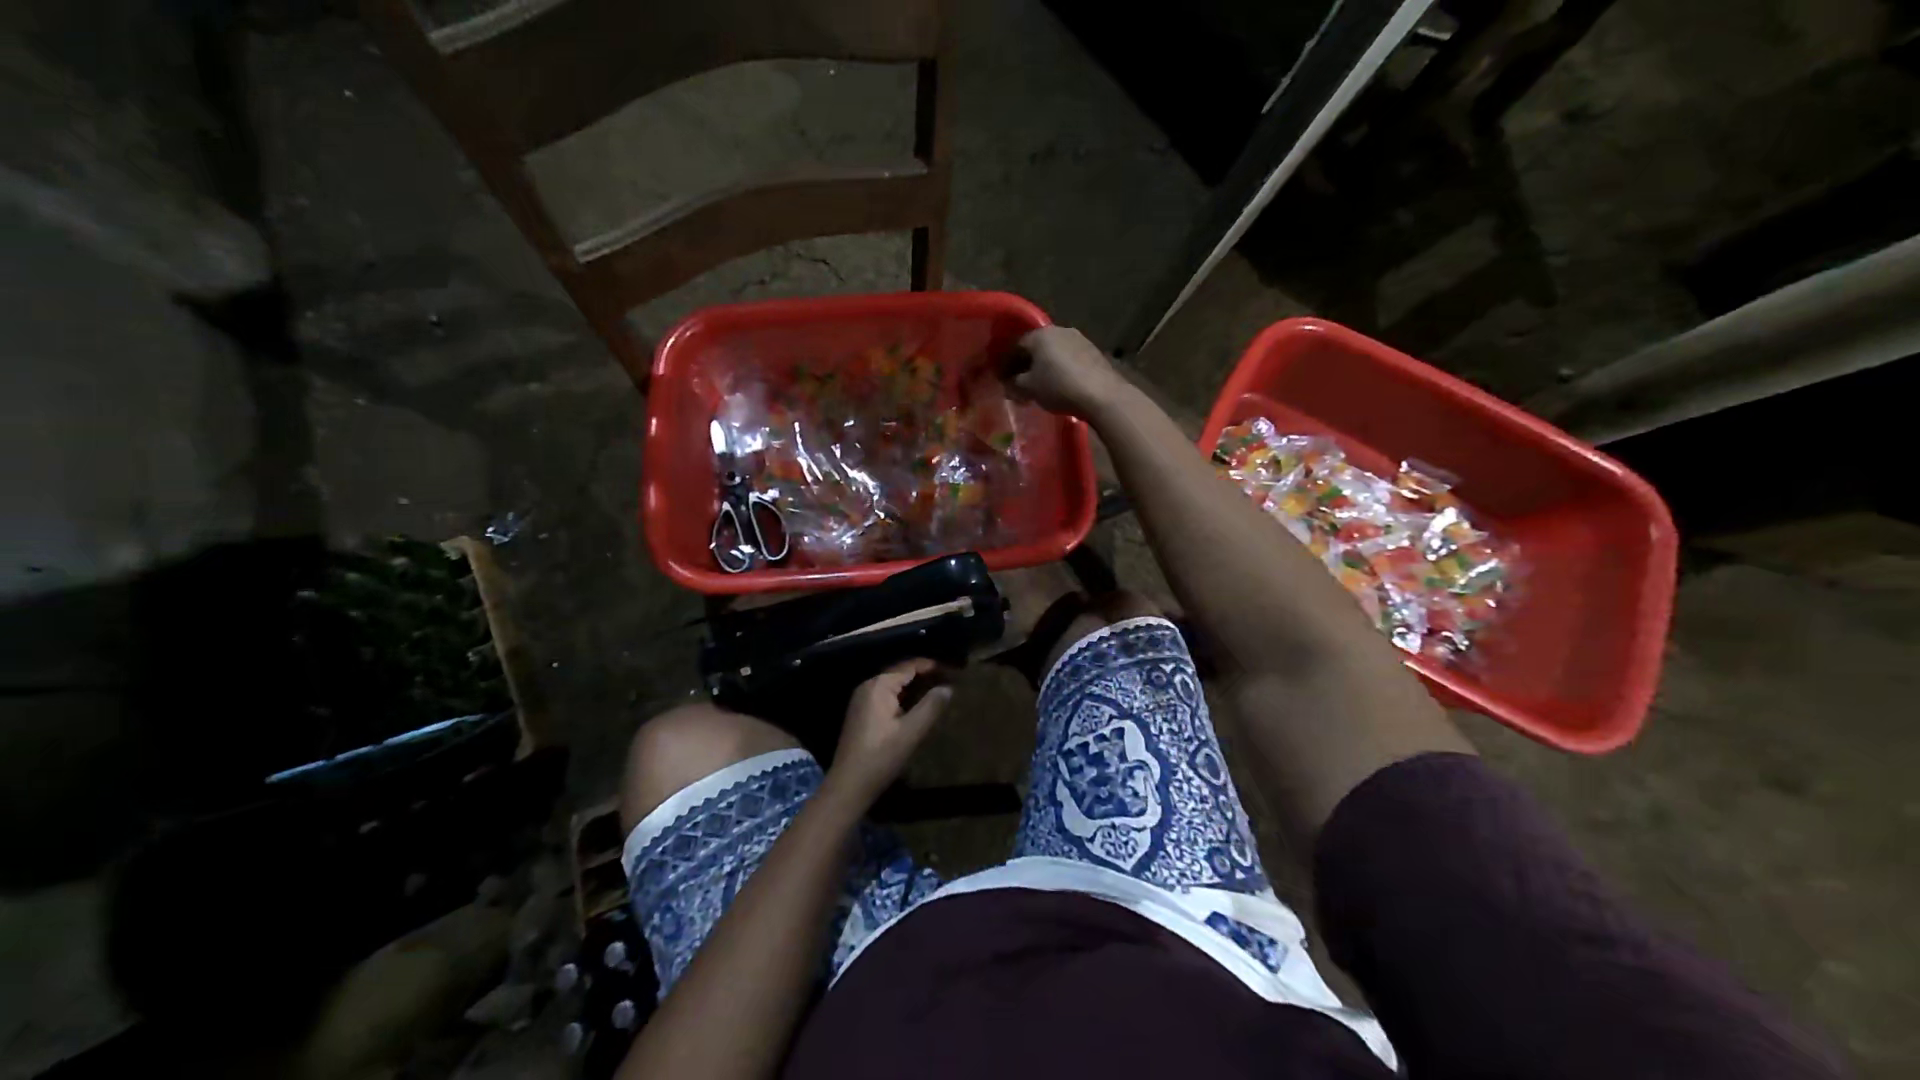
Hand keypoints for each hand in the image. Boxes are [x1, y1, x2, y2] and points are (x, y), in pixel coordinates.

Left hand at [825, 658, 953, 807]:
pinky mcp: (861, 713)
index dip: (932, 665)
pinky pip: (886, 696)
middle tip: (949, 680)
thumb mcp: (911, 732)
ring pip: (893, 685)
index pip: (909, 665)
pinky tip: (917, 706)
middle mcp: (868, 686)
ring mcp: (862, 700)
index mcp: (878, 685)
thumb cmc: (880, 757)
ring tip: (938, 690)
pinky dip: (904, 696)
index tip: (953, 670)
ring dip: (915, 686)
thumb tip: (947, 687)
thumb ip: (931, 707)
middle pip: (900, 672)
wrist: (848, 785)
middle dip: (924, 674)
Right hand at [1008, 327, 1129, 419]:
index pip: (1016, 345)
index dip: (1006, 362)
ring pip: (1054, 351)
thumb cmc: (1059, 387)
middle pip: (1037, 346)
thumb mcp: (1030, 388)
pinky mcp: (1093, 352)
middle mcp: (1060, 330)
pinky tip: (1061, 383)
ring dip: (1045, 365)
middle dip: (1026, 362)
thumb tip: (1008, 384)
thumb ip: (1014, 384)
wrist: (1102, 394)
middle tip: (1020, 381)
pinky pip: (1070, 358)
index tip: (1002, 378)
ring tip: (1041, 383)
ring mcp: (1079, 339)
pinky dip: (1061, 368)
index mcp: (1040, 335)